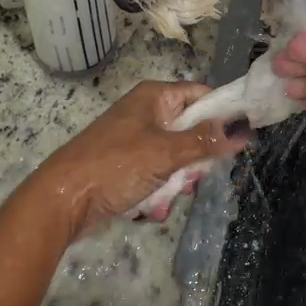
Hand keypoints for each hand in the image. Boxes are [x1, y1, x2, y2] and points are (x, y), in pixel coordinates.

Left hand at [32, 80, 251, 235]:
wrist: (62, 200)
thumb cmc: (115, 165)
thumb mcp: (166, 153)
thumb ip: (205, 141)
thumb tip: (243, 129)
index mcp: (155, 97)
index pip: (201, 95)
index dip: (221, 114)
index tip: (238, 139)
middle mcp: (147, 113)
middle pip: (191, 132)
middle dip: (193, 162)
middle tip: (189, 180)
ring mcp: (135, 141)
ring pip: (175, 160)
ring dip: (174, 185)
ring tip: (162, 200)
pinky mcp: (126, 167)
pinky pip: (156, 177)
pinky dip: (156, 194)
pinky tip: (147, 211)